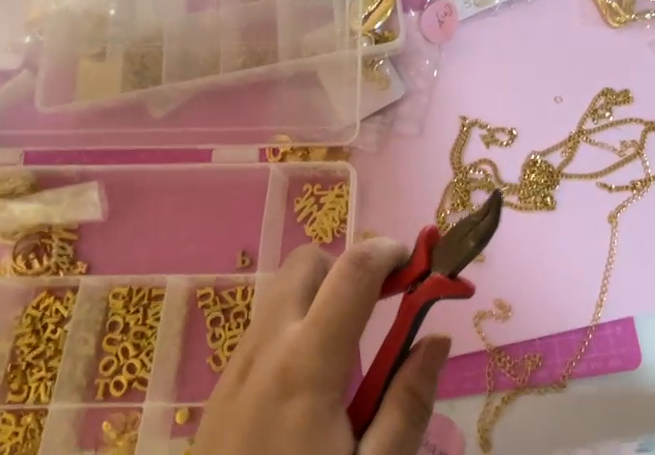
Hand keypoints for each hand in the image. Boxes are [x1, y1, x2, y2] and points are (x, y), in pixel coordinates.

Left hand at [193, 239, 450, 454]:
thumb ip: (408, 402)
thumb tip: (437, 336)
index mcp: (306, 364)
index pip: (353, 270)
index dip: (390, 251)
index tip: (418, 264)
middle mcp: (264, 351)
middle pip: (305, 264)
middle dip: (347, 269)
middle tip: (382, 311)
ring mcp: (233, 373)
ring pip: (280, 298)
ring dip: (320, 302)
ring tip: (352, 363)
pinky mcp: (218, 399)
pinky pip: (262, 337)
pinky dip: (294, 334)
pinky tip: (312, 397)